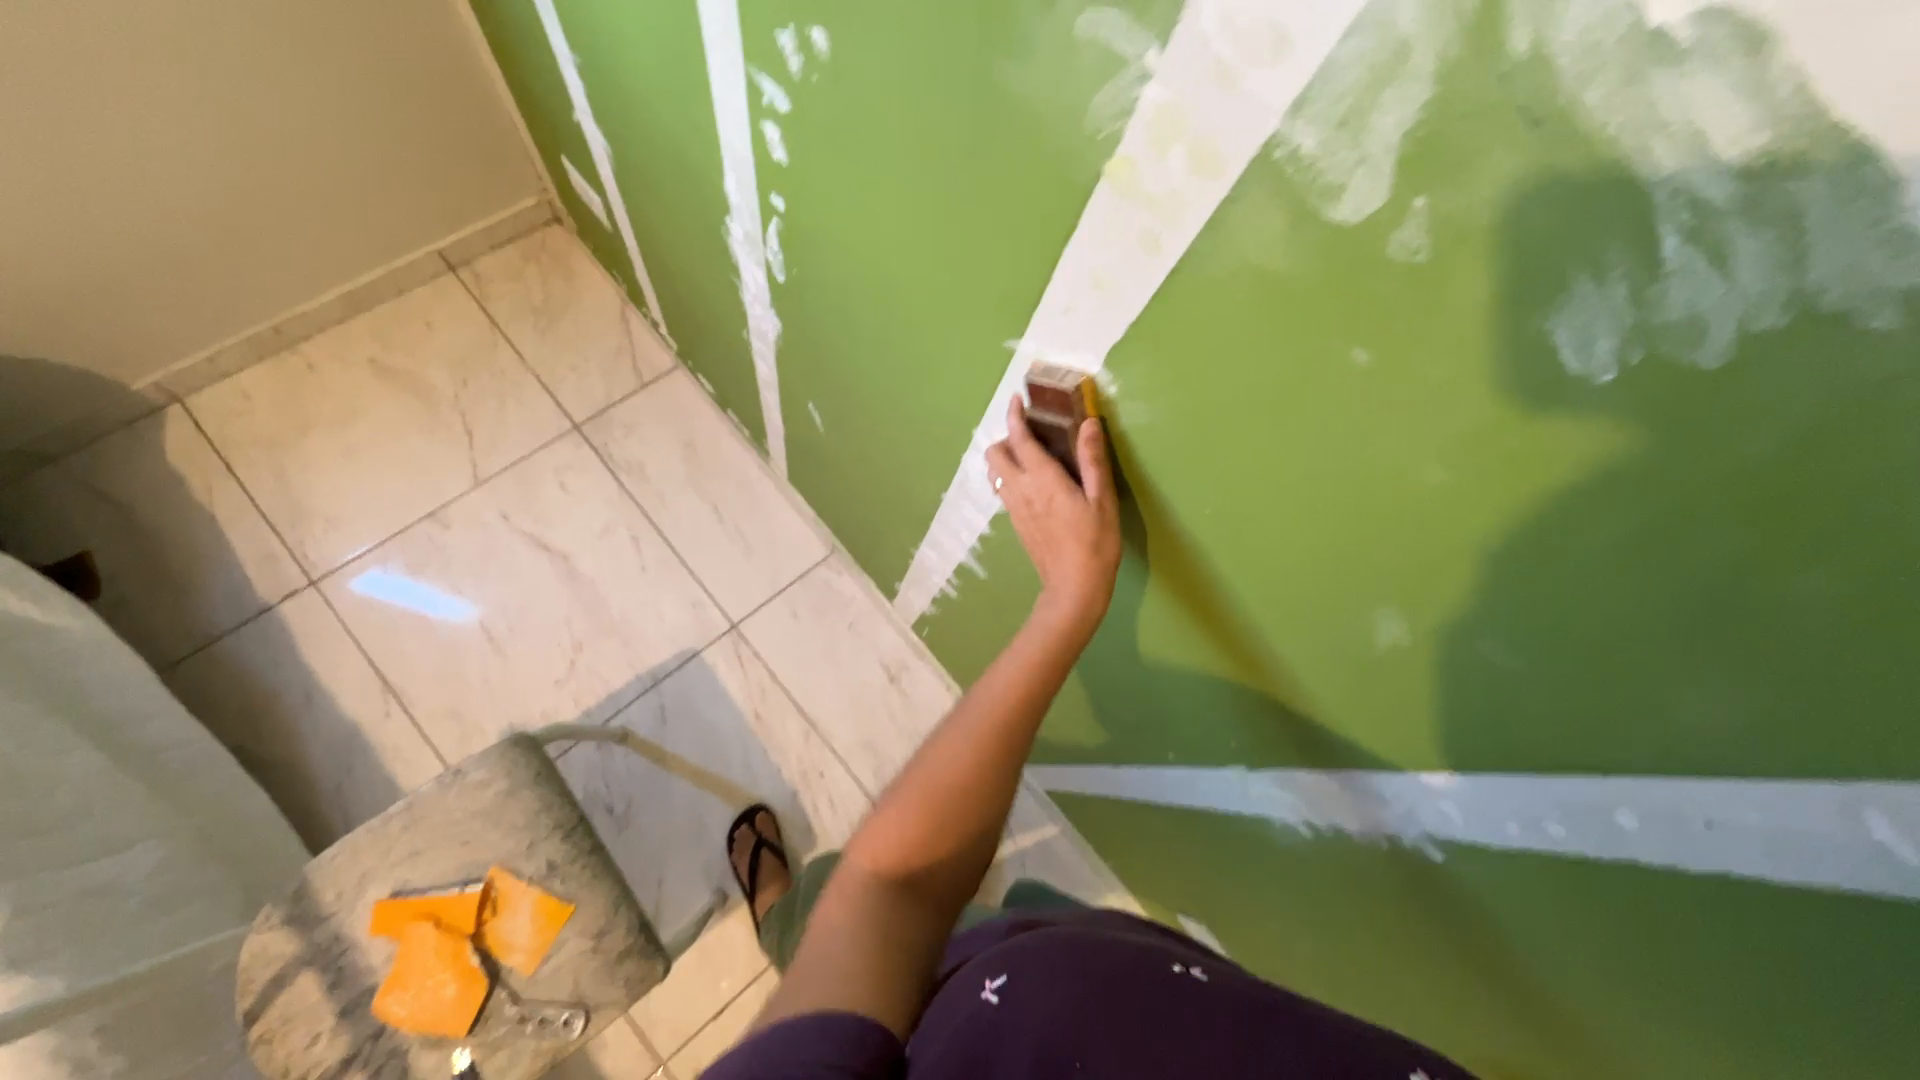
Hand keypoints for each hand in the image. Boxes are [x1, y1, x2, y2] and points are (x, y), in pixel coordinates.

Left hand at [985, 395, 1121, 639]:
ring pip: (995, 473)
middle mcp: (1021, 489)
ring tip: (1033, 458)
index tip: (1017, 399)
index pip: (1020, 438)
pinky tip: (1036, 485)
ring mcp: (1014, 508)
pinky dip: (1011, 478)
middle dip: (1007, 437)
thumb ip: (1092, 460)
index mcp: (1043, 479)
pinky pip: (1003, 491)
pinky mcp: (1015, 523)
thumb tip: (1088, 422)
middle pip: (995, 454)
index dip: (1015, 415)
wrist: (1074, 587)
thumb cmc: (1095, 543)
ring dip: (1006, 458)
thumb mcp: (1102, 499)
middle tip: (1032, 435)